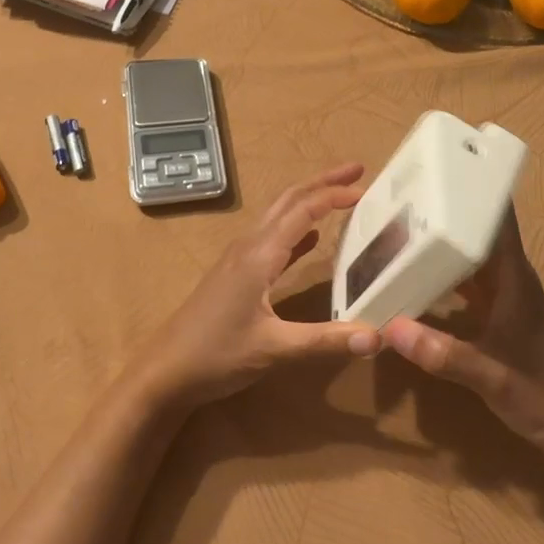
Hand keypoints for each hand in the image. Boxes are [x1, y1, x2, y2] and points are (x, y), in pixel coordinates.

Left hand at [131, 163, 380, 409]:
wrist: (166, 372)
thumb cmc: (216, 356)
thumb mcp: (274, 350)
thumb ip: (325, 341)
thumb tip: (377, 336)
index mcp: (258, 255)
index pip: (302, 210)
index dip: (334, 195)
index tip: (367, 188)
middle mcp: (249, 248)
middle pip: (289, 201)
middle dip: (322, 183)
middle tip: (357, 171)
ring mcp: (239, 260)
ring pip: (278, 217)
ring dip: (309, 202)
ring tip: (340, 195)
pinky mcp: (236, 276)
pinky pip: (272, 241)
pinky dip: (297, 231)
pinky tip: (312, 239)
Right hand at [382, 206, 543, 454]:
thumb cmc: (540, 395)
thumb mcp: (489, 376)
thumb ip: (444, 355)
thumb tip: (392, 328)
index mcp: (514, 280)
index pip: (498, 221)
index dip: (478, 190)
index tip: (448, 163)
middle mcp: (510, 279)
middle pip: (479, 231)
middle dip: (449, 209)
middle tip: (406, 190)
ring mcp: (504, 296)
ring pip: (472, 255)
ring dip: (445, 240)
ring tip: (403, 223)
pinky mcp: (498, 315)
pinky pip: (467, 281)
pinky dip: (445, 272)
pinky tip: (416, 273)